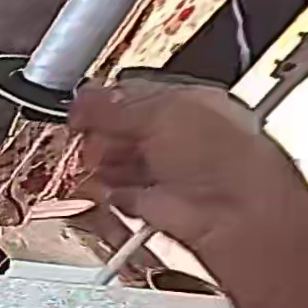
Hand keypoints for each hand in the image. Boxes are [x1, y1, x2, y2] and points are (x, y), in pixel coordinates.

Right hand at [70, 76, 307, 256]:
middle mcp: (173, 136)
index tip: (79, 109)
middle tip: (92, 139)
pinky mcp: (141, 199)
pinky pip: (106, 191)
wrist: (228, 213)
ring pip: (107, 159)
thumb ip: (117, 106)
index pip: (132, 94)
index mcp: (188, 105)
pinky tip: (107, 187)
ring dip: (98, 163)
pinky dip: (101, 190)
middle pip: (114, 129)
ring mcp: (157, 169)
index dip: (102, 101)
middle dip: (98, 134)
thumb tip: (81, 99)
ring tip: (101, 165)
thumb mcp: (163, 114)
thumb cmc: (222, 159)